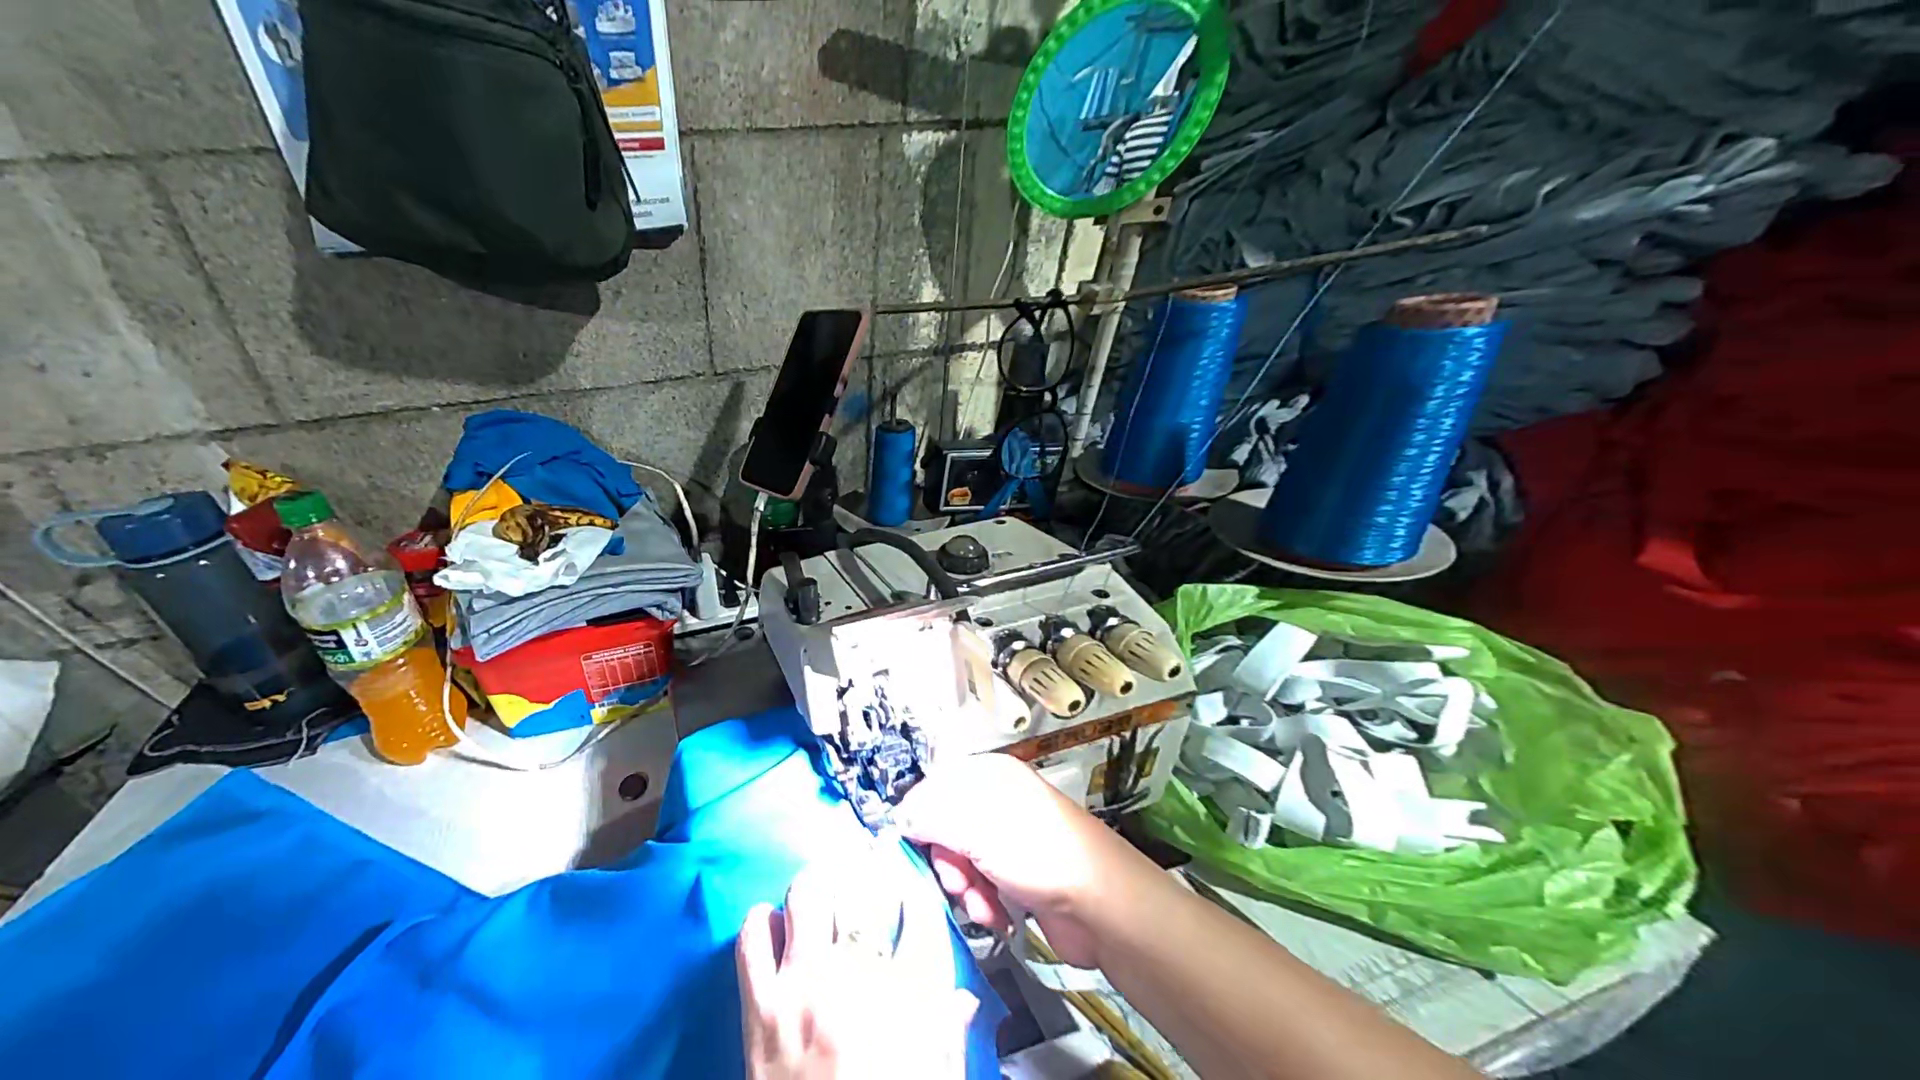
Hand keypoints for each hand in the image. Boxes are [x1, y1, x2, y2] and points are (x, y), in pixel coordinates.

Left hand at [737, 856, 977, 1079]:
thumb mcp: (935, 1077)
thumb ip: (948, 1032)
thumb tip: (961, 1001)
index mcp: (909, 996)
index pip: (920, 917)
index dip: (917, 897)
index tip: (910, 895)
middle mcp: (857, 979)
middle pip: (862, 895)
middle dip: (864, 877)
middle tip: (862, 872)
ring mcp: (804, 988)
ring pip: (807, 899)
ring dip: (815, 888)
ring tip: (819, 887)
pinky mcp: (761, 1008)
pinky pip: (752, 942)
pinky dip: (761, 921)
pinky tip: (772, 921)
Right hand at [894, 753, 1160, 968]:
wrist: (1100, 905)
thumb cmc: (1040, 853)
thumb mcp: (976, 827)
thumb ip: (930, 816)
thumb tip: (900, 817)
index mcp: (989, 775)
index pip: (933, 788)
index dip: (919, 819)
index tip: (913, 847)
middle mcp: (998, 802)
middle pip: (943, 829)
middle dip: (945, 861)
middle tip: (958, 878)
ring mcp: (1008, 839)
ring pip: (959, 862)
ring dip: (964, 888)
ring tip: (983, 901)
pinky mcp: (1017, 874)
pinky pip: (980, 884)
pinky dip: (982, 901)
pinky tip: (997, 912)